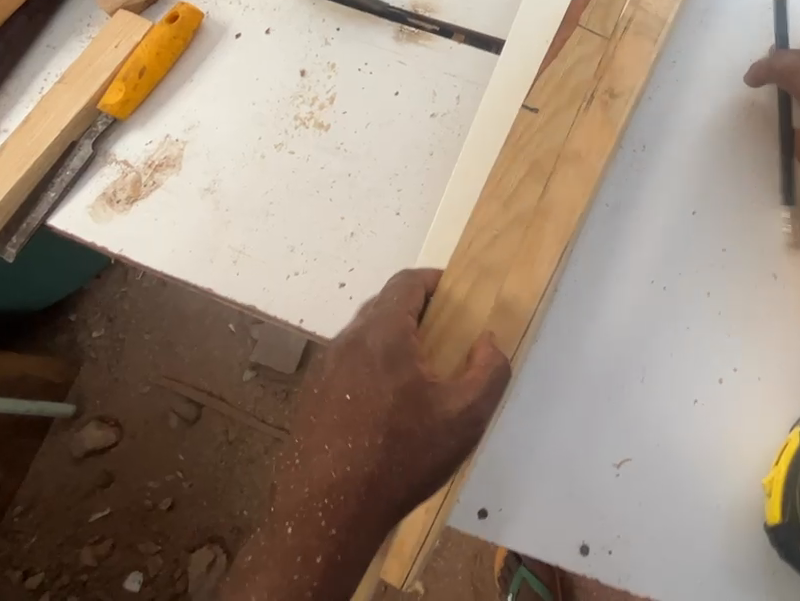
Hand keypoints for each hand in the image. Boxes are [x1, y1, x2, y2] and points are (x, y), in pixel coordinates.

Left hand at [277, 269, 510, 526]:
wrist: (326, 518)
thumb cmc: (401, 459)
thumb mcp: (466, 417)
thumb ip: (490, 370)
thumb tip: (488, 342)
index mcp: (383, 334)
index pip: (407, 282)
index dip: (435, 281)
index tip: (458, 297)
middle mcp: (347, 342)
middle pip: (384, 306)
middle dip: (417, 312)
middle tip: (446, 337)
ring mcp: (322, 371)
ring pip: (364, 337)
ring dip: (393, 342)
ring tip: (419, 376)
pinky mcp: (309, 400)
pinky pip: (347, 366)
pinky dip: (371, 369)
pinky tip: (386, 409)